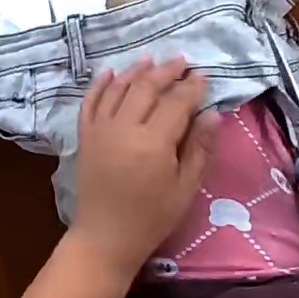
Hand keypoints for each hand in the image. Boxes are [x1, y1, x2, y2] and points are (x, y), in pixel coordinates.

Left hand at [69, 56, 220, 274]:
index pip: (176, 103)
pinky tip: (110, 73)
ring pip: (119, 89)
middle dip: (166, 72)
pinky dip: (100, 85)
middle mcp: (124, 128)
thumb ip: (199, 148)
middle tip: (181, 61)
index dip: (191, 87)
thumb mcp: (186, 187)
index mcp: (153, 142)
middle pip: (147, 88)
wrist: (106, 237)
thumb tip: (212, 115)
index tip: (203, 76)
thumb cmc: (152, 217)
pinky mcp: (85, 136)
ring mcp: (101, 130)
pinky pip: (91, 102)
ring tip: (151, 60)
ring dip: (136, 71)